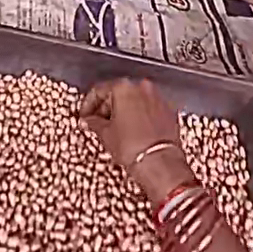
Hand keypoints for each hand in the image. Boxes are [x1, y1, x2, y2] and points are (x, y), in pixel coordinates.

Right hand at [78, 78, 192, 196]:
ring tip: (115, 129)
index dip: (88, 104)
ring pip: (134, 100)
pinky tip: (132, 131)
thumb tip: (89, 120)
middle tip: (97, 123)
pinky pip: (147, 109)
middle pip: (117, 93)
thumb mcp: (106, 134)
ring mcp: (157, 97)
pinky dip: (138, 116)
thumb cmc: (133, 147)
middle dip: (106, 108)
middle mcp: (141, 87)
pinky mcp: (168, 110)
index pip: (99, 90)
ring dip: (123, 112)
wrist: (161, 164)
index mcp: (123, 87)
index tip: (85, 115)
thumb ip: (93, 122)